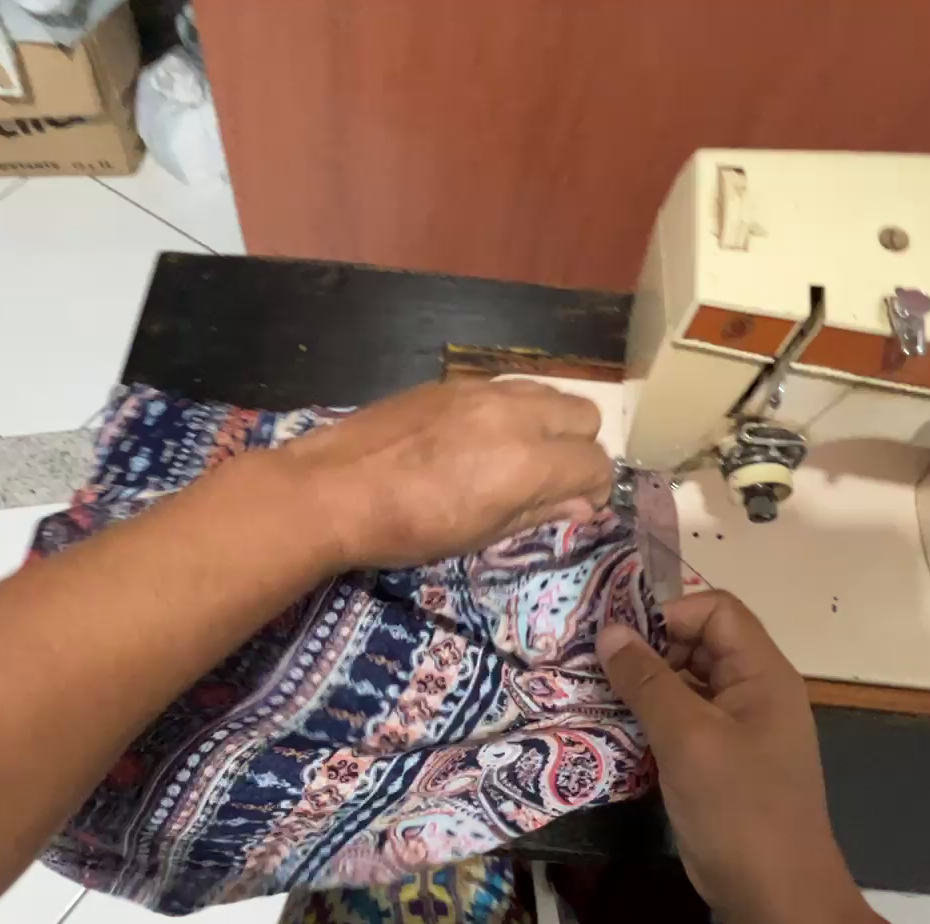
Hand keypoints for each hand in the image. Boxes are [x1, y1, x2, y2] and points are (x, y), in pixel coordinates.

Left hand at [270, 380, 613, 567]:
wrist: (333, 490)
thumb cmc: (407, 529)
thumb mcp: (478, 536)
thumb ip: (538, 513)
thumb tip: (583, 504)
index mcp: (528, 462)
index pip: (596, 464)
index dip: (594, 490)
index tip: (573, 505)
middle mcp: (516, 414)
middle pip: (585, 416)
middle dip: (579, 449)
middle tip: (549, 479)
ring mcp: (482, 390)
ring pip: (549, 392)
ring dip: (550, 423)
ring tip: (517, 454)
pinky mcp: (452, 381)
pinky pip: (507, 386)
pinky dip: (513, 409)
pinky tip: (479, 436)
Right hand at [596, 591, 862, 923]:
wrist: (777, 901)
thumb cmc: (739, 810)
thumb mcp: (687, 737)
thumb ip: (647, 680)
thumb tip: (609, 632)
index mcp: (761, 674)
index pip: (716, 610)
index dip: (669, 613)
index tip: (619, 637)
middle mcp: (751, 691)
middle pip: (697, 642)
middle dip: (647, 647)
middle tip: (595, 663)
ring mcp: (735, 727)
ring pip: (683, 681)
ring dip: (641, 683)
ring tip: (593, 691)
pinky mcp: (716, 758)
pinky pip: (679, 718)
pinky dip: (646, 716)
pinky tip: (610, 726)